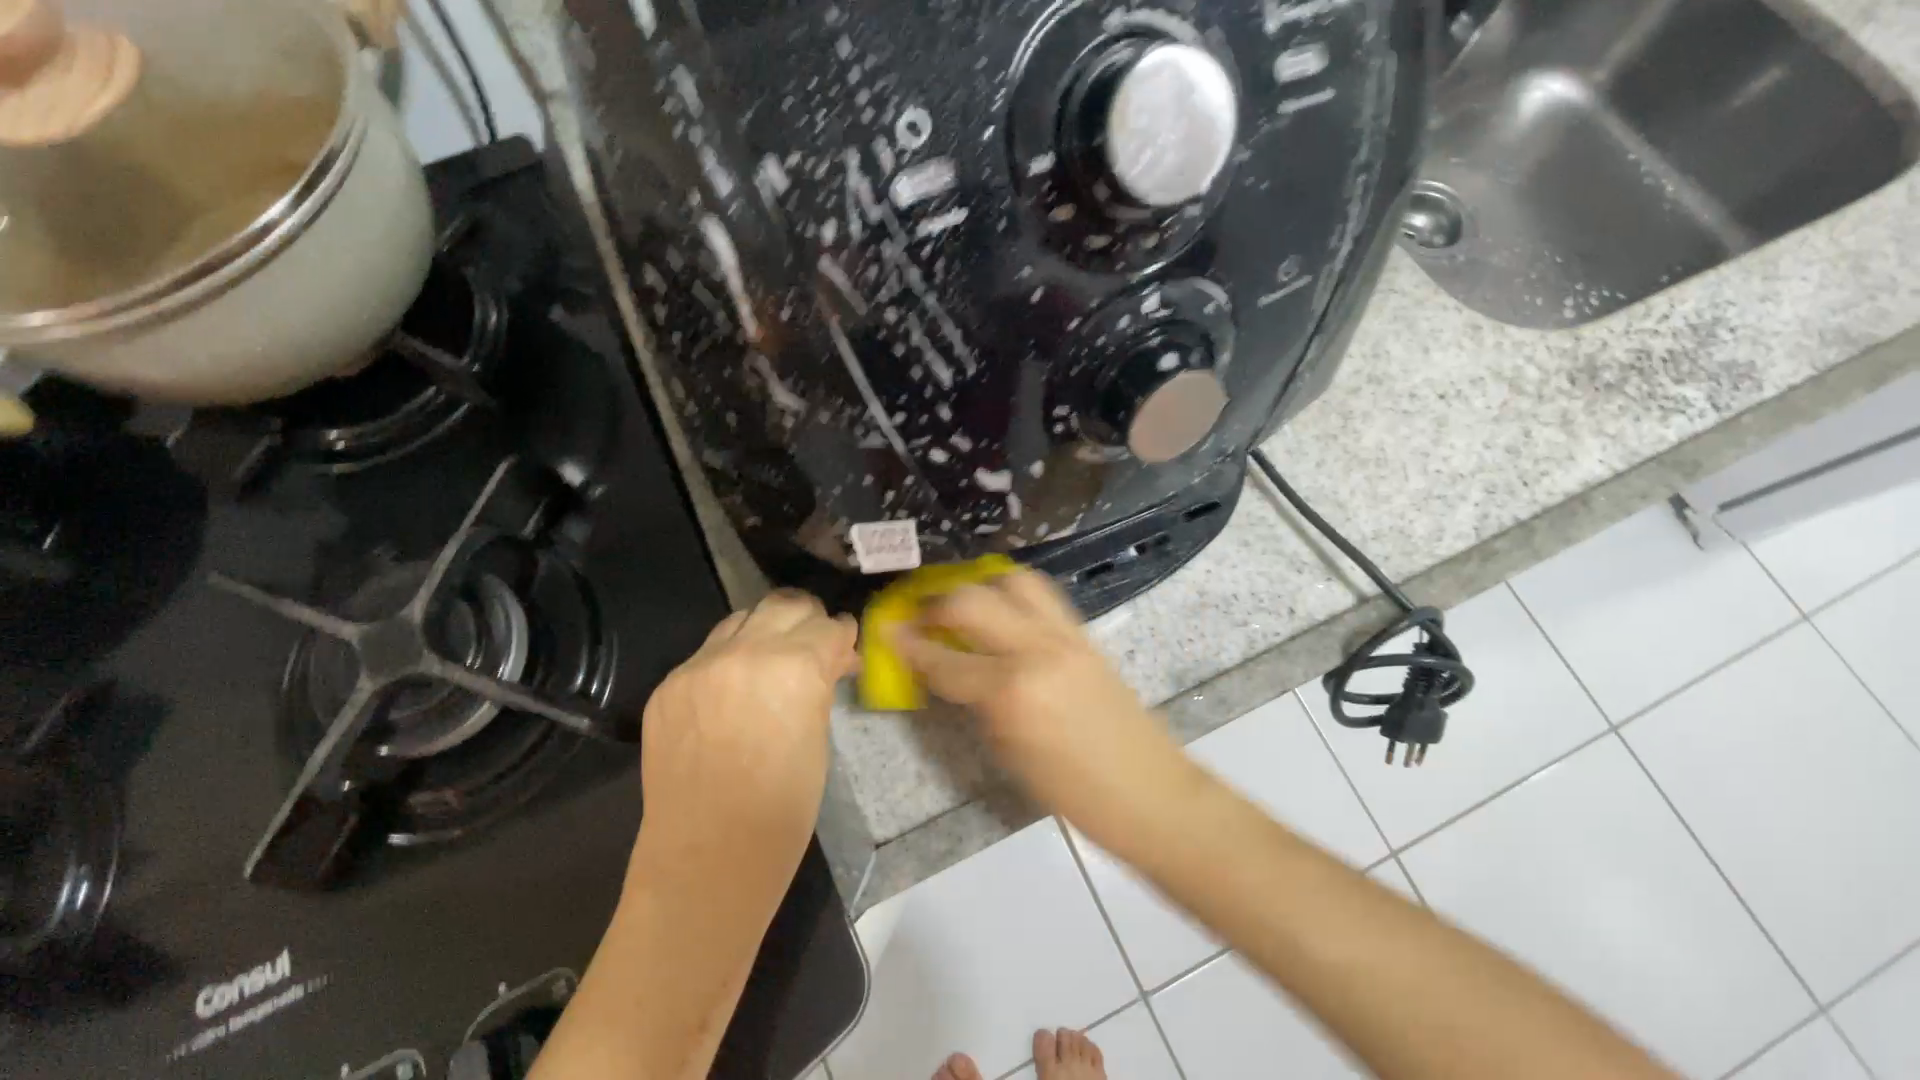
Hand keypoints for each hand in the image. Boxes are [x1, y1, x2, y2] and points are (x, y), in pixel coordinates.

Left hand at [634, 591, 857, 889]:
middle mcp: (744, 652)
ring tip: (773, 663)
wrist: (708, 853)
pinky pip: (707, 654)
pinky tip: (734, 694)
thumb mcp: (818, 739)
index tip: (845, 649)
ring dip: (764, 632)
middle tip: (814, 646)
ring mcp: (698, 666)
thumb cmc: (782, 808)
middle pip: (784, 606)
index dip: (841, 636)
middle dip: (805, 621)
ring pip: (741, 620)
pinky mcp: (668, 684)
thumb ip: (820, 686)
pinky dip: (729, 661)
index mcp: (794, 667)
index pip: (827, 626)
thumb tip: (830, 659)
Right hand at [892, 569, 1199, 840]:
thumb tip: (952, 674)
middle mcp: (1035, 650)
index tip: (888, 631)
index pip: (944, 660)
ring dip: (978, 586)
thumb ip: (977, 705)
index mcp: (1011, 693)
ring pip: (1012, 582)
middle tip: (921, 615)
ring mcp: (1065, 636)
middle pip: (972, 601)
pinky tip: (1000, 613)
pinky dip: (1012, 596)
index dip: (909, 646)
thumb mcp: (1009, 755)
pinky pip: (1041, 598)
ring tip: (962, 603)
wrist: (1148, 791)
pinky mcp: (1085, 634)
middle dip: (936, 603)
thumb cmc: (1073, 793)